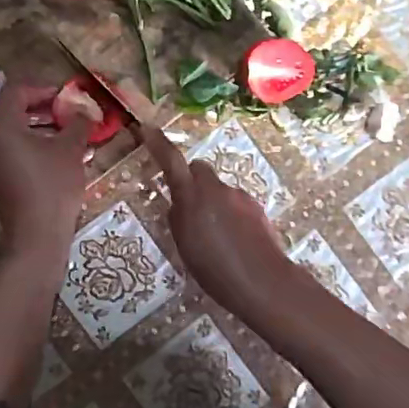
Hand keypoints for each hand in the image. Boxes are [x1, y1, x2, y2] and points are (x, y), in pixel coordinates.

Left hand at [0, 83, 93, 261]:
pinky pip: (16, 147)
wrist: (37, 232)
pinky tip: (63, 151)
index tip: (68, 96)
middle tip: (71, 110)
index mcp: (2, 127)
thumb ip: (78, 123)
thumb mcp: (71, 149)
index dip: (43, 88)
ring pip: (16, 129)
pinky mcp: (1, 174)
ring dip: (42, 124)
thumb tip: (86, 110)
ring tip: (71, 129)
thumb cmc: (53, 184)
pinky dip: (37, 141)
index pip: (16, 92)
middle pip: (13, 109)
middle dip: (43, 106)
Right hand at [138, 122, 306, 313]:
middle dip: (192, 180)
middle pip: (200, 170)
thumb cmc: (214, 269)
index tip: (147, 128)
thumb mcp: (185, 245)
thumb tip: (179, 202)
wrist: (261, 280)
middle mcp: (217, 189)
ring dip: (213, 202)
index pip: (172, 162)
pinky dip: (231, 214)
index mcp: (193, 197)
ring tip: (214, 237)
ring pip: (220, 189)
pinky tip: (234, 241)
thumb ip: (180, 217)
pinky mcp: (257, 207)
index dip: (158, 144)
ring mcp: (240, 196)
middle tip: (187, 207)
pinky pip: (236, 203)